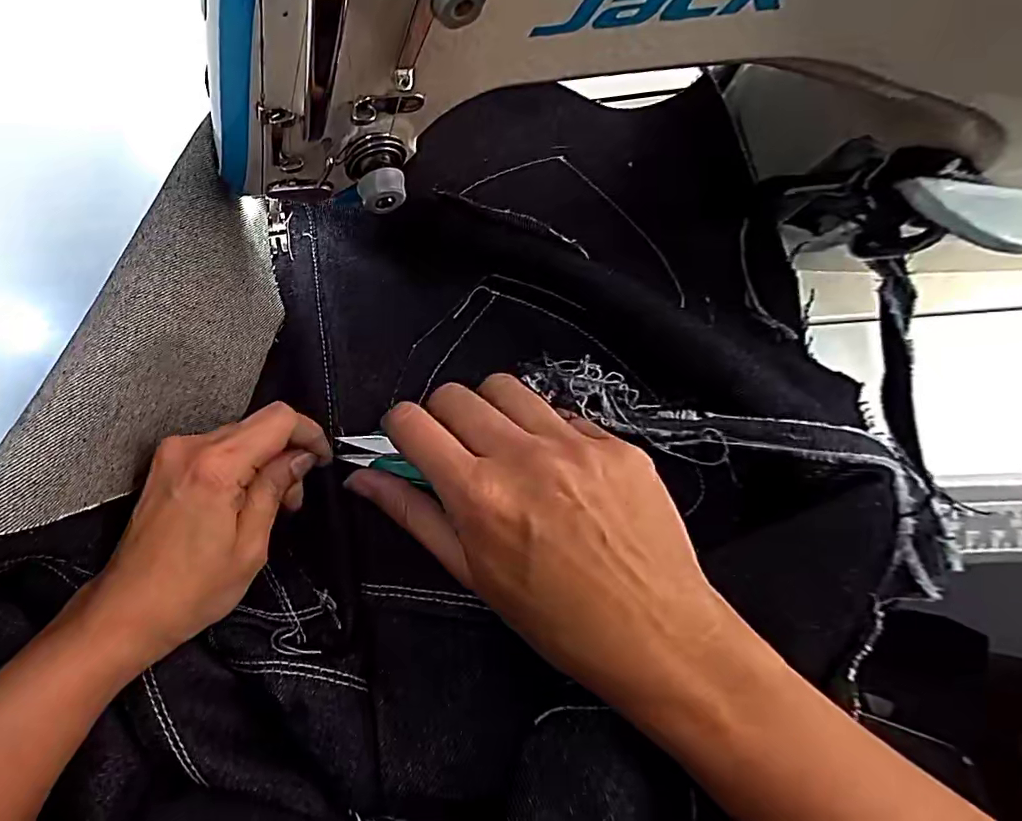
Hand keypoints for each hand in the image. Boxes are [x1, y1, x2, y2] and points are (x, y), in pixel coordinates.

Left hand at [73, 401, 331, 665]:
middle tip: (294, 497)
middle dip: (285, 453)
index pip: (278, 419)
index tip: (321, 458)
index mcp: (215, 464)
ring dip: (261, 461)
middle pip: (257, 425)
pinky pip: (215, 448)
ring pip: (238, 436)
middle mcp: (191, 446)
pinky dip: (237, 465)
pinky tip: (240, 499)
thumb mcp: (250, 546)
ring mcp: (173, 451)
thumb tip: (299, 456)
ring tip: (268, 505)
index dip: (308, 432)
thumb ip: (276, 488)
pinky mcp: (165, 462)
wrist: (126, 610)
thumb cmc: (190, 591)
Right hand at [346, 375, 730, 707]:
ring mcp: (573, 444)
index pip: (412, 421)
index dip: (399, 426)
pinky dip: (546, 429)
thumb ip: (412, 513)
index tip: (408, 442)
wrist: (659, 634)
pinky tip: (558, 468)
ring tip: (506, 449)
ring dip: (491, 411)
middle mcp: (523, 458)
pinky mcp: (614, 441)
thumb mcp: (472, 573)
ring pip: (504, 387)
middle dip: (442, 416)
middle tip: (457, 451)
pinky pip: (560, 411)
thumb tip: (362, 477)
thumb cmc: (558, 618)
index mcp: (479, 495)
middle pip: (453, 393)